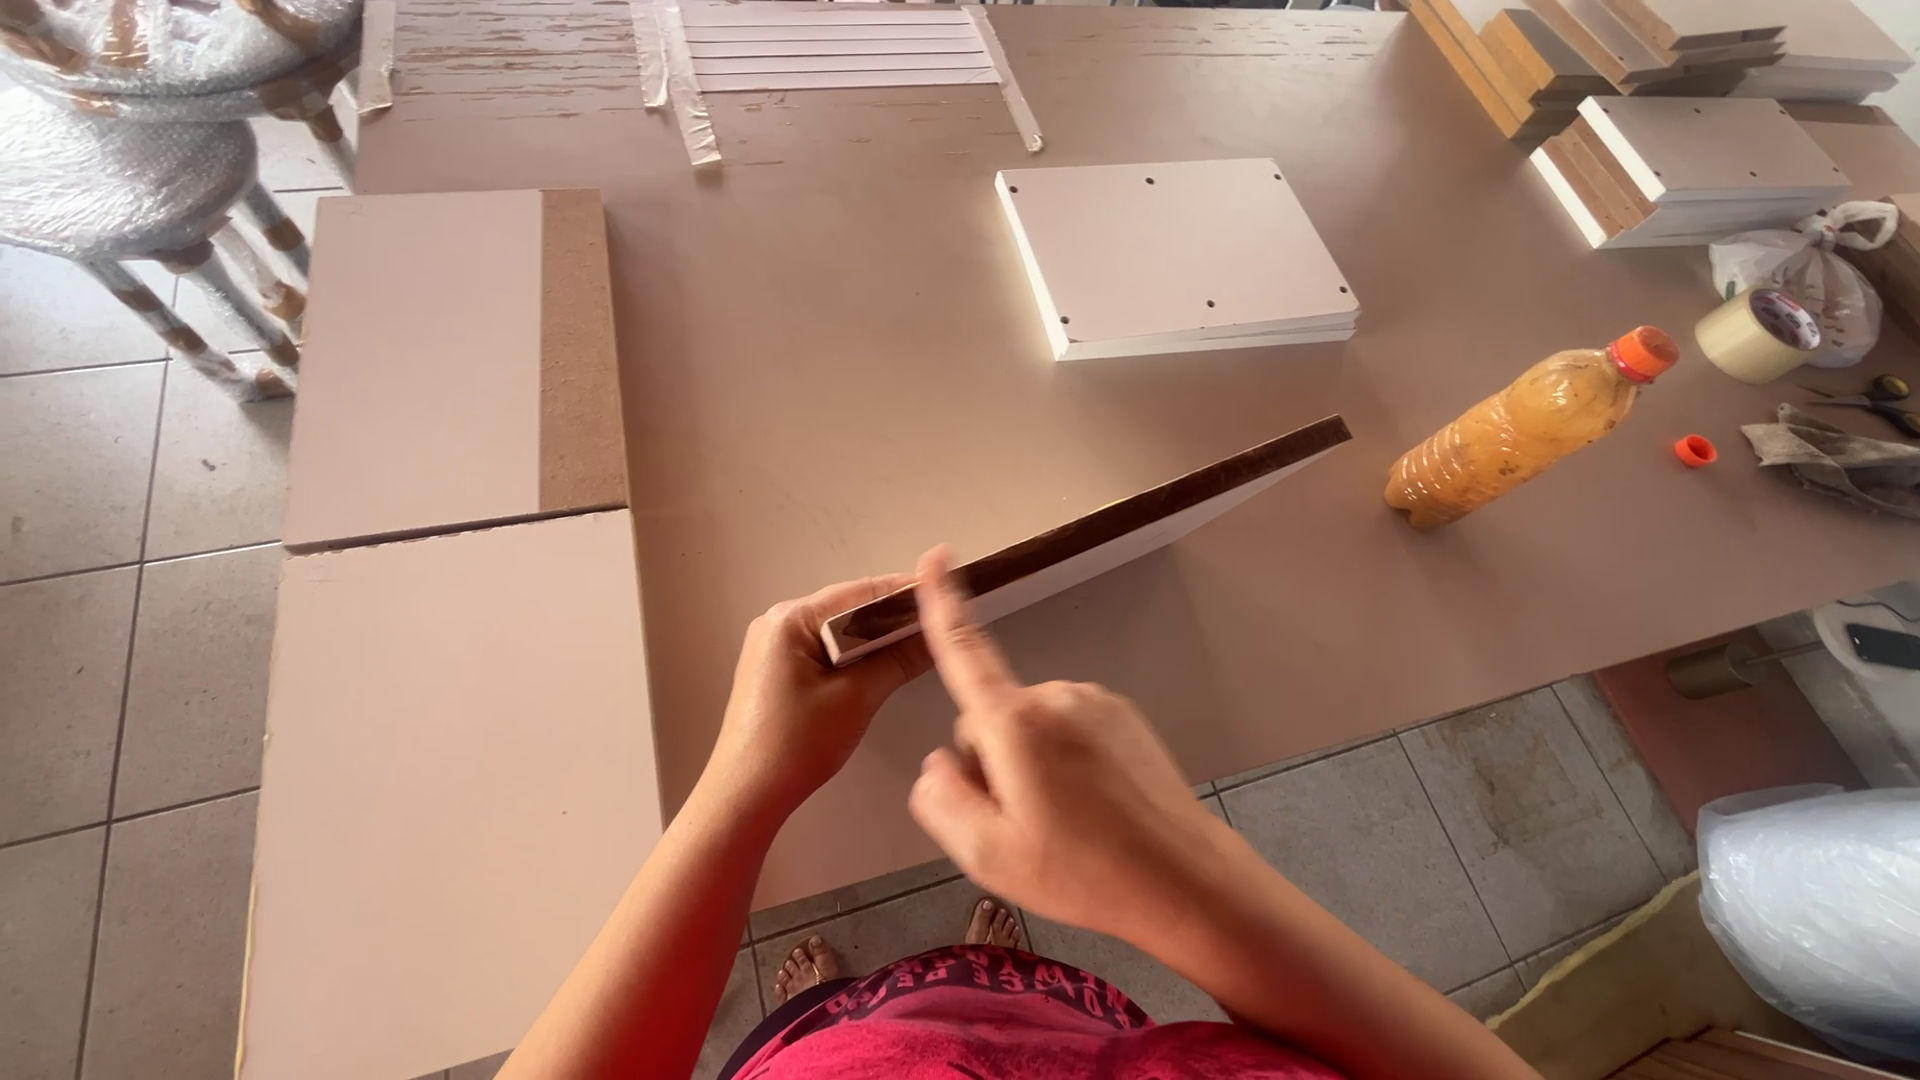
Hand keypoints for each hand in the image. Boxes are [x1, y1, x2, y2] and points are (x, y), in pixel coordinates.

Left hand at [708, 575, 931, 814]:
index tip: (944, 593)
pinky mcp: (780, 667)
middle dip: (894, 615)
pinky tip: (883, 660)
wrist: (747, 794)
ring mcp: (776, 645)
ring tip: (918, 639)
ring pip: (841, 628)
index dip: (906, 592)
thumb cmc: (792, 747)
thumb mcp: (857, 698)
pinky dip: (858, 651)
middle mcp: (778, 623)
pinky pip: (828, 646)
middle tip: (938, 620)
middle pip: (850, 607)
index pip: (861, 592)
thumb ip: (899, 659)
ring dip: (877, 634)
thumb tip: (935, 636)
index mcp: (789, 620)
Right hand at [906, 548, 1232, 942]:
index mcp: (1015, 722)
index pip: (966, 650)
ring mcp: (1095, 701)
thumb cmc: (1081, 872)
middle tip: (1021, 821)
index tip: (935, 556)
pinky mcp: (1124, 715)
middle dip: (991, 758)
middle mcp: (1055, 695)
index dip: (942, 603)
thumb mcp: (987, 853)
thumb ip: (940, 798)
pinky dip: (1064, 756)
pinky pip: (1067, 725)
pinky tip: (1090, 805)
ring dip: (1029, 760)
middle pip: (992, 715)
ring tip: (1062, 820)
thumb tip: (938, 763)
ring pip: (1029, 723)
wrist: (1184, 881)